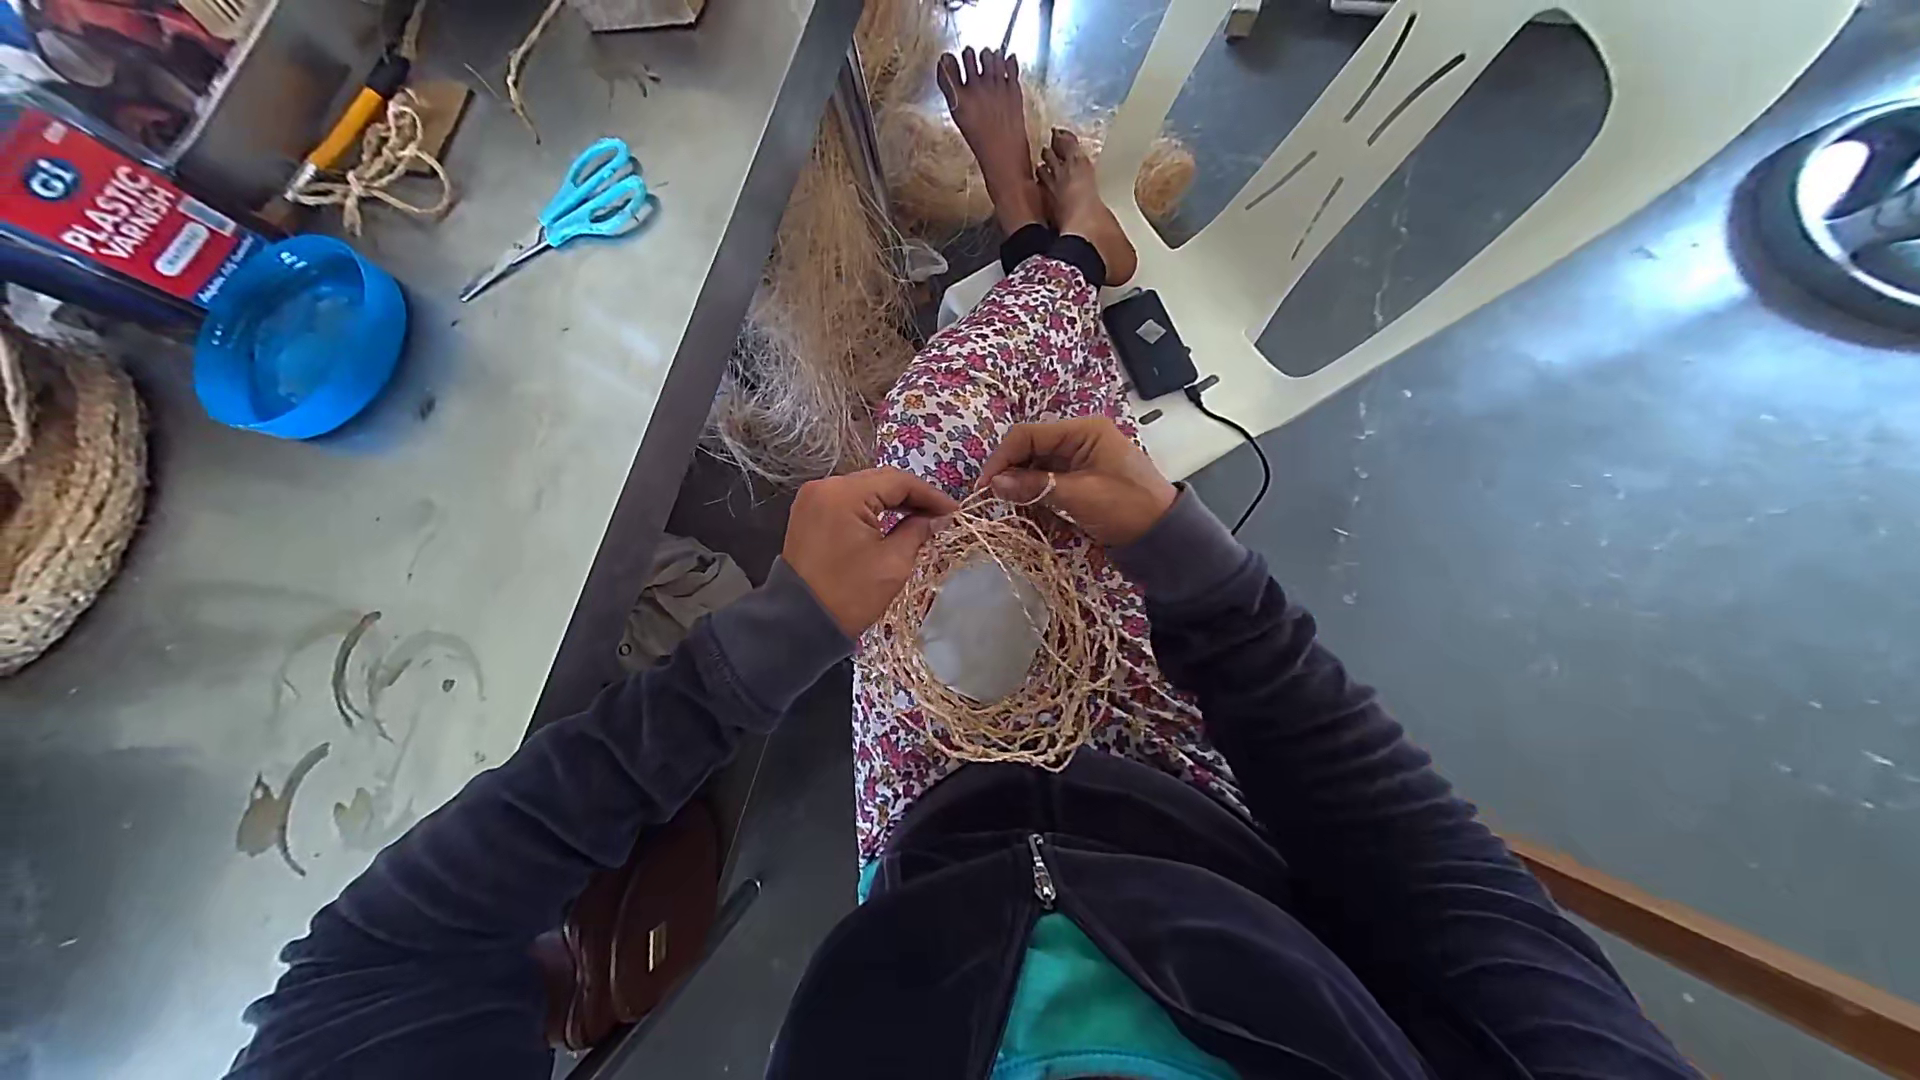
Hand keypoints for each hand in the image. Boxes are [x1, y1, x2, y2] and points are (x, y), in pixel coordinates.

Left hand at [782, 468, 960, 636]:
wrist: (800, 622)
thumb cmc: (850, 594)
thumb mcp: (893, 562)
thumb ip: (918, 531)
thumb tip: (939, 518)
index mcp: (844, 494)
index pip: (898, 481)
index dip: (930, 495)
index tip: (954, 511)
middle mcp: (825, 487)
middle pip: (880, 480)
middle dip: (913, 496)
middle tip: (941, 514)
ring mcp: (813, 499)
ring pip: (864, 489)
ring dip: (893, 502)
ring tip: (922, 519)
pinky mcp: (809, 513)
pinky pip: (848, 501)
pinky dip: (872, 509)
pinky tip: (893, 521)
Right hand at [976, 417, 1177, 545]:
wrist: (1163, 537)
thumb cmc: (1128, 508)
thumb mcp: (1080, 495)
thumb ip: (1036, 486)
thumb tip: (994, 484)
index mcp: (1083, 431)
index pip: (1029, 435)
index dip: (1002, 458)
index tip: (985, 486)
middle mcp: (1078, 440)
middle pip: (1029, 450)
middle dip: (1009, 473)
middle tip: (992, 500)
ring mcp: (1078, 461)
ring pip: (1034, 467)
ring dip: (1020, 487)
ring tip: (1008, 508)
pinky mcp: (1078, 481)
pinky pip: (1045, 483)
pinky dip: (1033, 496)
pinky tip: (1026, 511)